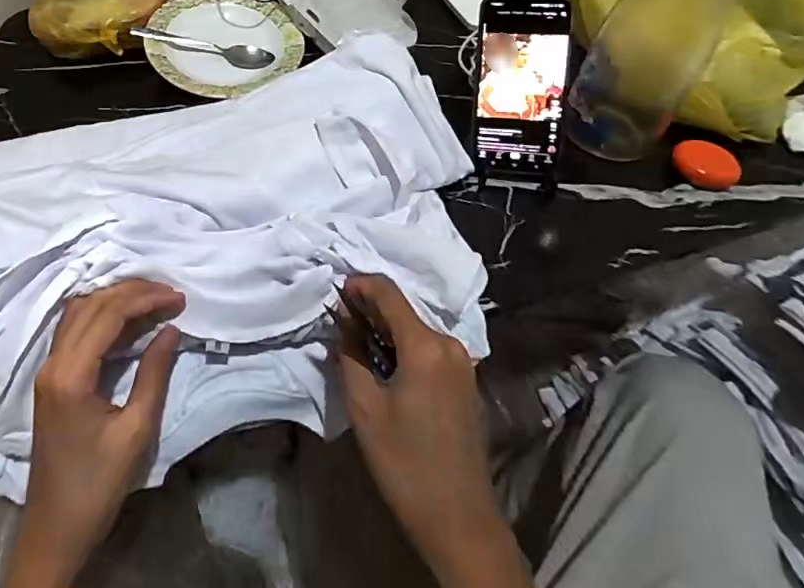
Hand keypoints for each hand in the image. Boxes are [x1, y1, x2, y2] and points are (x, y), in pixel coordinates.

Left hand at [5, 280, 185, 587]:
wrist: (55, 530)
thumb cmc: (98, 484)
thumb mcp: (136, 430)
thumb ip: (154, 373)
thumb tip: (171, 329)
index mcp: (70, 375)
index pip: (108, 314)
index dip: (146, 299)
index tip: (179, 298)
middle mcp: (52, 364)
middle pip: (91, 305)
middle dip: (133, 292)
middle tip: (171, 294)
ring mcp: (48, 371)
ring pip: (79, 312)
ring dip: (116, 299)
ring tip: (154, 300)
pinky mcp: (52, 380)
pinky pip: (75, 330)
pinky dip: (103, 315)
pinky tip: (129, 320)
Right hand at [334, 275, 533, 587]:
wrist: (459, 517)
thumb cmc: (405, 464)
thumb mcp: (366, 410)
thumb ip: (351, 356)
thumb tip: (343, 320)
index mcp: (427, 346)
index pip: (389, 294)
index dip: (361, 285)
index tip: (337, 287)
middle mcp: (450, 344)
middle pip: (405, 310)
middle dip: (371, 309)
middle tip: (341, 317)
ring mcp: (463, 362)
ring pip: (418, 329)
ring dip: (388, 330)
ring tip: (358, 340)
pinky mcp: (466, 380)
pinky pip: (431, 348)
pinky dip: (406, 347)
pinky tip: (387, 363)